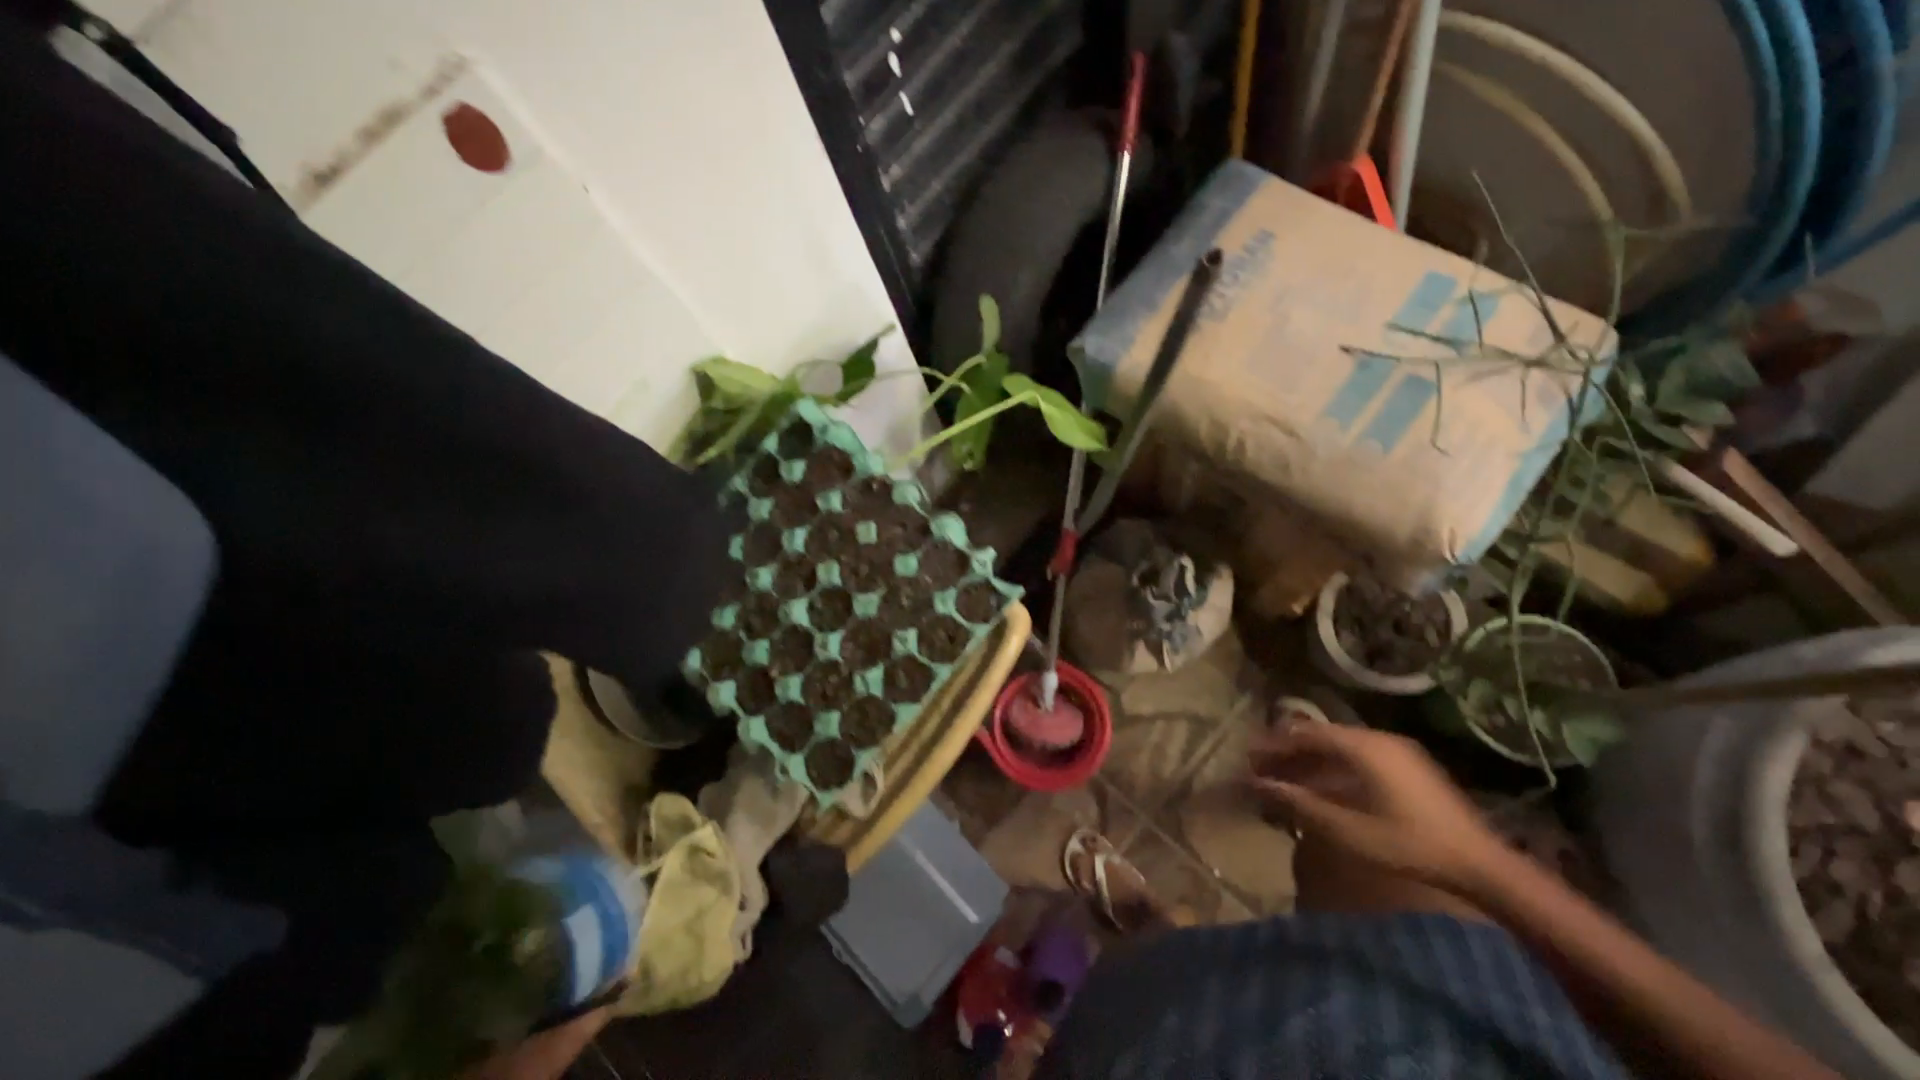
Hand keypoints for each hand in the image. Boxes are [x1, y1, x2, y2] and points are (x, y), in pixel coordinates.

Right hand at [1249, 724, 1508, 892]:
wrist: (1478, 863)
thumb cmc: (1408, 844)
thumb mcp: (1347, 829)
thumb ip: (1300, 803)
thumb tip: (1258, 785)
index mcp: (1364, 747)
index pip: (1306, 733)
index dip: (1274, 744)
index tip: (1247, 758)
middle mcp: (1380, 741)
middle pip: (1322, 738)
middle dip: (1288, 754)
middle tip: (1259, 770)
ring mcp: (1397, 754)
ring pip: (1340, 750)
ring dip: (1309, 764)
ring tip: (1282, 783)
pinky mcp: (1408, 770)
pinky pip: (1358, 760)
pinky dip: (1332, 771)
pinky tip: (1318, 793)